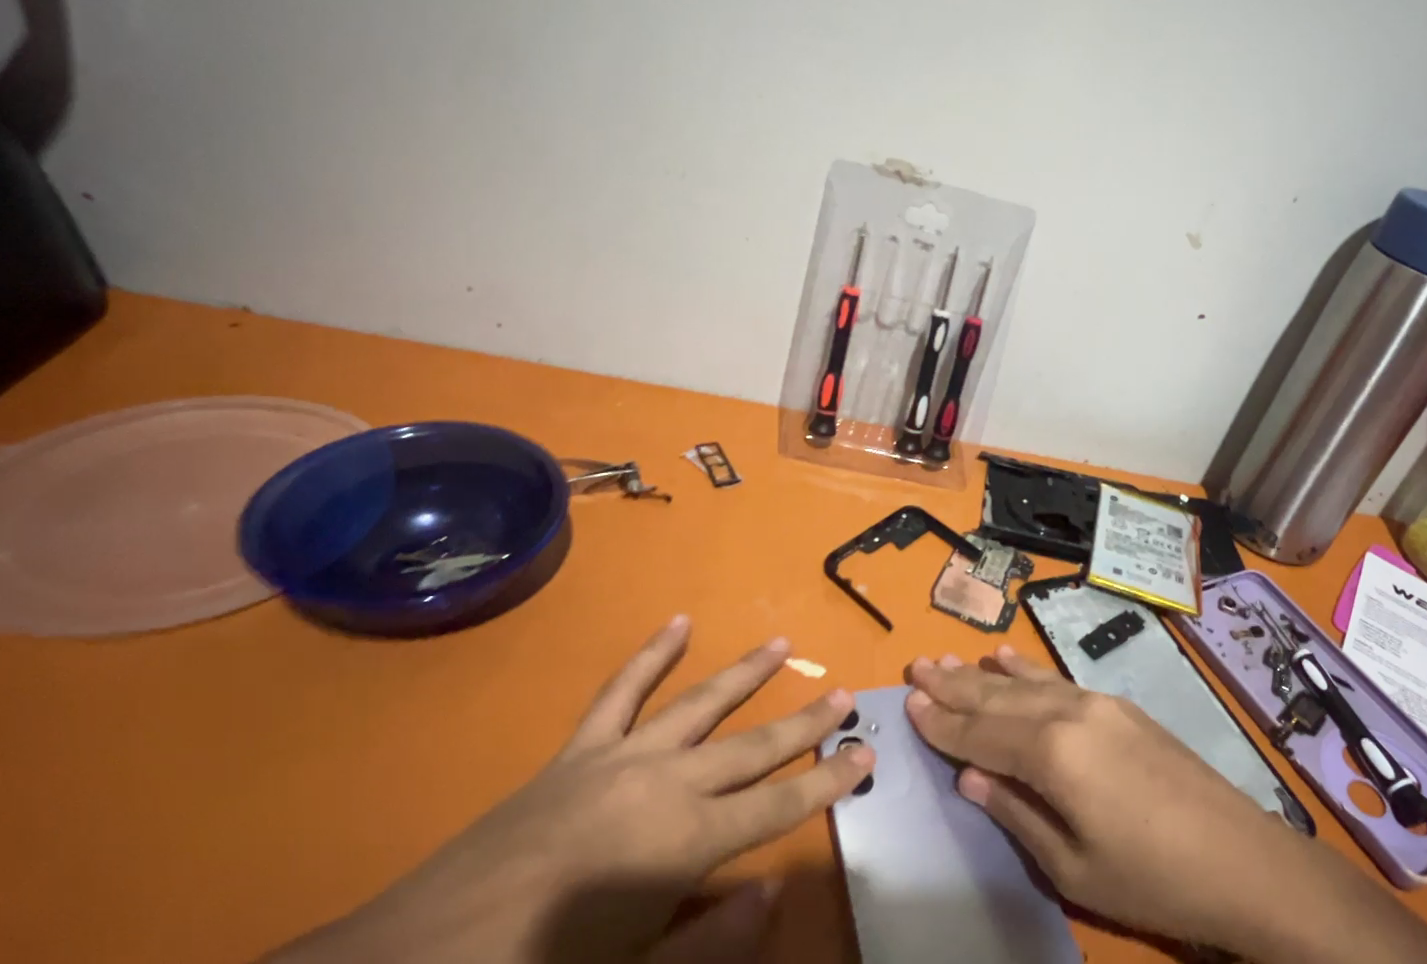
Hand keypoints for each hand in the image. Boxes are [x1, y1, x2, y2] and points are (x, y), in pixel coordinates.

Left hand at [266, 616, 873, 963]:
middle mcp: (665, 786)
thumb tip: (776, 889)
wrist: (430, 953)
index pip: (779, 806)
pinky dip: (651, 655)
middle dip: (804, 723)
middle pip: (752, 748)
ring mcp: (619, 758)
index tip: (867, 756)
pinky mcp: (577, 750)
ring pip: (698, 704)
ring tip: (781, 644)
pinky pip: (620, 692)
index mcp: (686, 844)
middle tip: (845, 694)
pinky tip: (677, 624)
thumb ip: (715, 932)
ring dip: (744, 674)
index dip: (828, 782)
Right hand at [906, 648, 1426, 963]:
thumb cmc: (1149, 877)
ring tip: (946, 658)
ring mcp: (1100, 704)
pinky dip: (1027, 670)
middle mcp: (1071, 714)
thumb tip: (969, 774)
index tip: (906, 701)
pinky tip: (1008, 659)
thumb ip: (1015, 810)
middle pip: (999, 697)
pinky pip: (1059, 681)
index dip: (941, 721)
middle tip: (914, 665)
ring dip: (983, 673)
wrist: (1243, 861)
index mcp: (1052, 752)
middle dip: (954, 685)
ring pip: (1026, 683)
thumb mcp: (1070, 863)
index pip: (980, 733)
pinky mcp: (1122, 707)